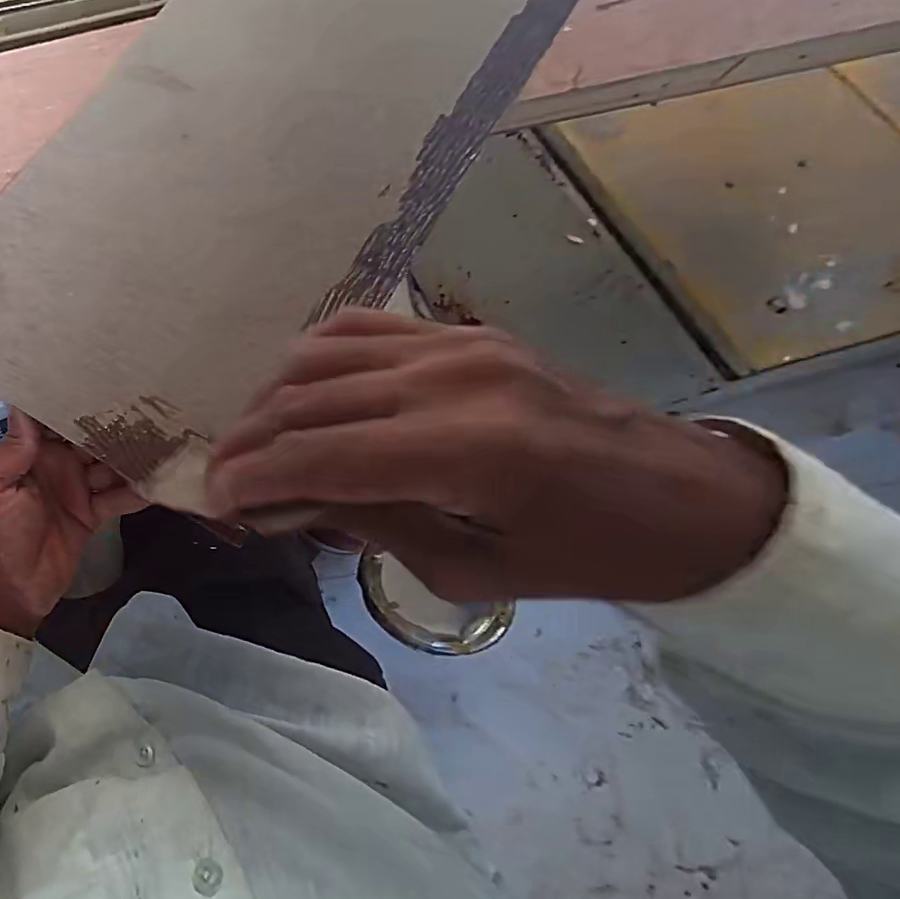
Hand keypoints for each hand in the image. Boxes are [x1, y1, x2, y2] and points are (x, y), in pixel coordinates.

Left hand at [0, 410, 147, 635]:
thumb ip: (14, 450)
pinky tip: (161, 477)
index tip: (95, 376)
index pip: (50, 420)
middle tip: (145, 401)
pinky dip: (136, 490)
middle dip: (110, 423)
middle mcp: (54, 465)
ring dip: (129, 453)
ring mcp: (75, 489)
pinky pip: (117, 496)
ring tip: (162, 433)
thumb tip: (25, 404)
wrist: (11, 590)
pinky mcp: (92, 513)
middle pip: (86, 438)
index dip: (68, 401)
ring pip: (107, 464)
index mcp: (27, 455)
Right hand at [204, 309, 787, 602]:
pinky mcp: (459, 331)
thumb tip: (283, 497)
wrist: (686, 497)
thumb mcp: (461, 570)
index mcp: (464, 453)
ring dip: (266, 401)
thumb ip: (363, 522)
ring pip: (315, 358)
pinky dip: (307, 360)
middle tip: (217, 473)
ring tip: (252, 439)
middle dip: (245, 443)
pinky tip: (294, 391)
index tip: (213, 498)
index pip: (317, 456)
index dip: (251, 478)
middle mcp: (451, 381)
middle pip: (303, 403)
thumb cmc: (579, 555)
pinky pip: (354, 328)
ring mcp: (455, 344)